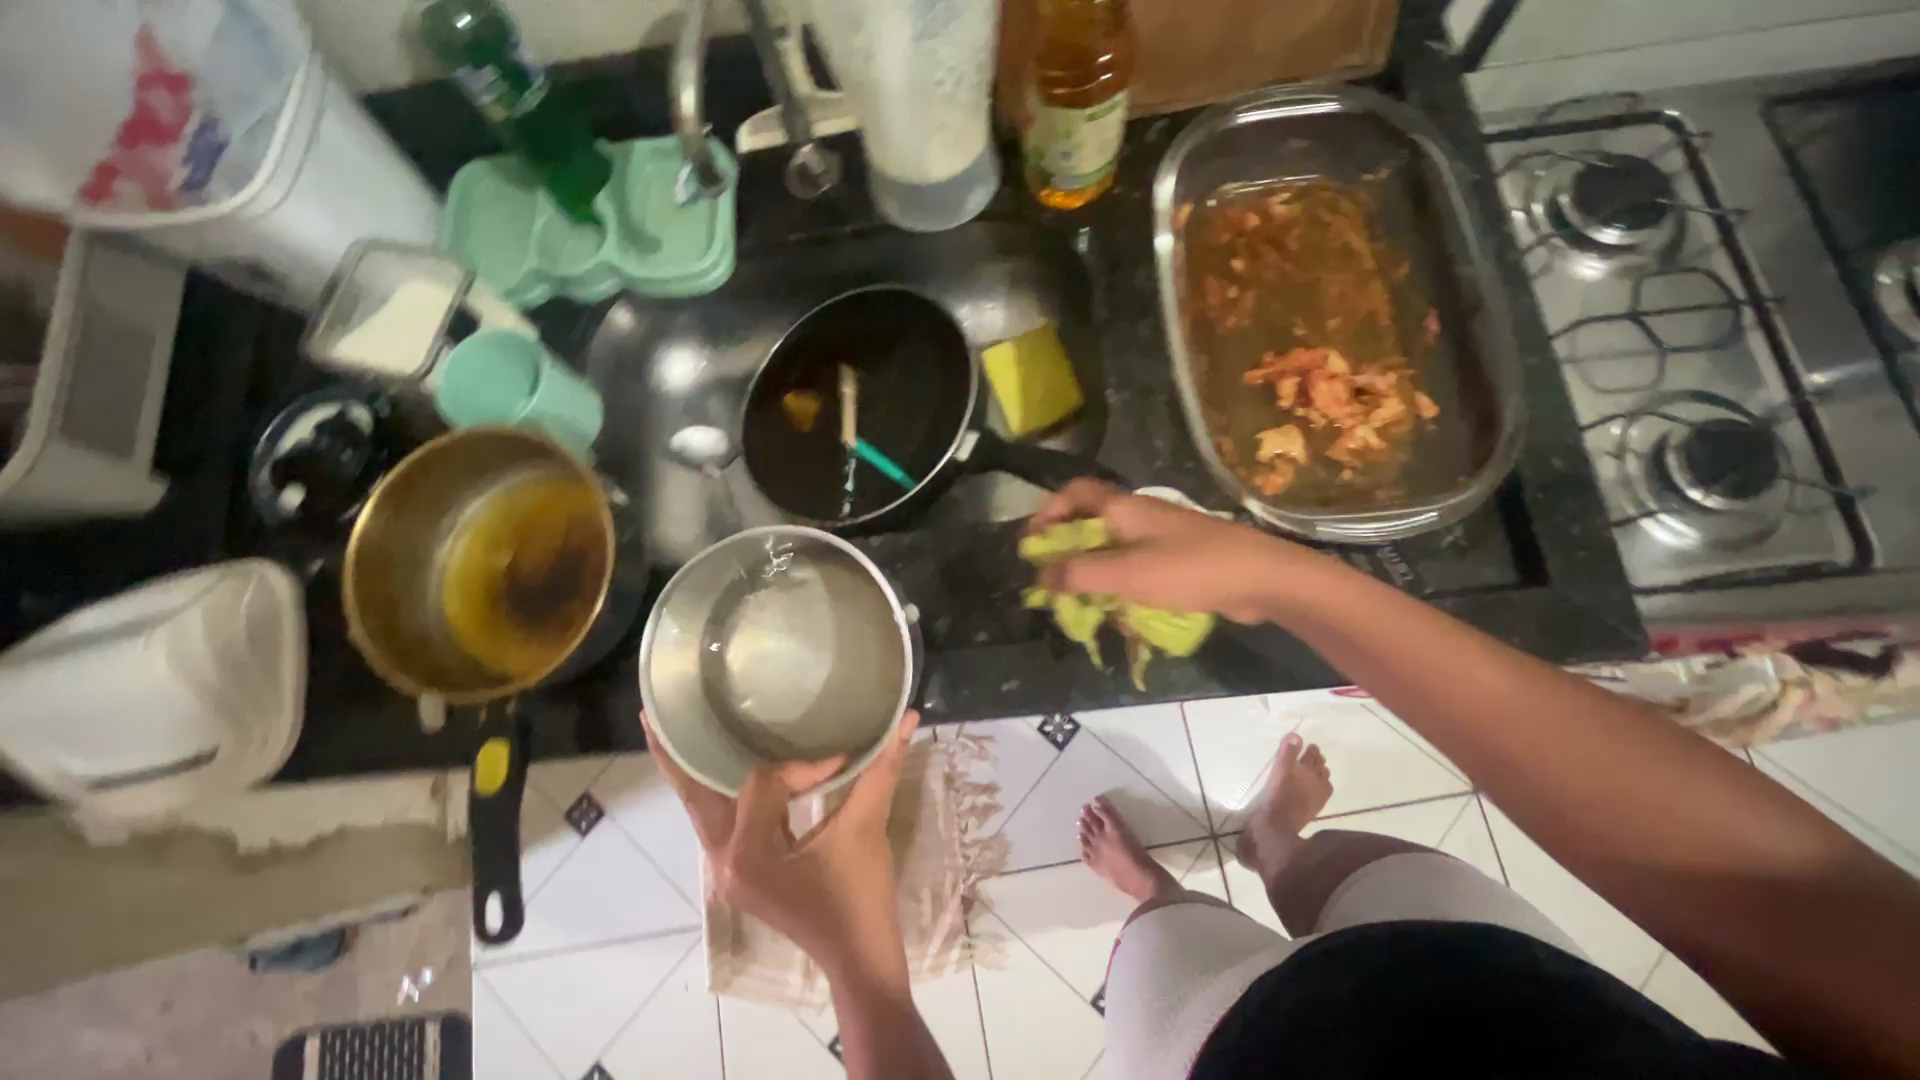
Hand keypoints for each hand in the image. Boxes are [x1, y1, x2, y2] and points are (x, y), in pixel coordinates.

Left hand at [642, 710, 919, 988]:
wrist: (861, 959)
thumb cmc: (860, 898)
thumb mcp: (866, 830)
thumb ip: (880, 770)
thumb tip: (905, 718)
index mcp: (747, 854)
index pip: (766, 783)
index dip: (805, 765)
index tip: (843, 760)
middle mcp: (724, 861)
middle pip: (694, 797)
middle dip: (674, 757)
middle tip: (653, 714)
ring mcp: (729, 870)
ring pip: (704, 810)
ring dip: (692, 774)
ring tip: (673, 733)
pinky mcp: (743, 872)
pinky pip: (721, 822)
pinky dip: (717, 793)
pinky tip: (720, 770)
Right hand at [1028, 479, 1331, 622]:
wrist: (1262, 579)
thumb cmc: (1190, 569)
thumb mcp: (1126, 574)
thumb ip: (1079, 573)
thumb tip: (1041, 576)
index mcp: (1123, 508)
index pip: (1073, 494)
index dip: (1047, 513)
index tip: (1032, 544)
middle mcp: (1139, 517)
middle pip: (1090, 528)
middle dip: (1070, 559)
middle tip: (1055, 587)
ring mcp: (1161, 540)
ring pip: (1114, 557)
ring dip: (1099, 584)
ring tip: (1092, 613)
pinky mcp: (1178, 564)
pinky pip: (1139, 576)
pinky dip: (1129, 596)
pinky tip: (1132, 624)